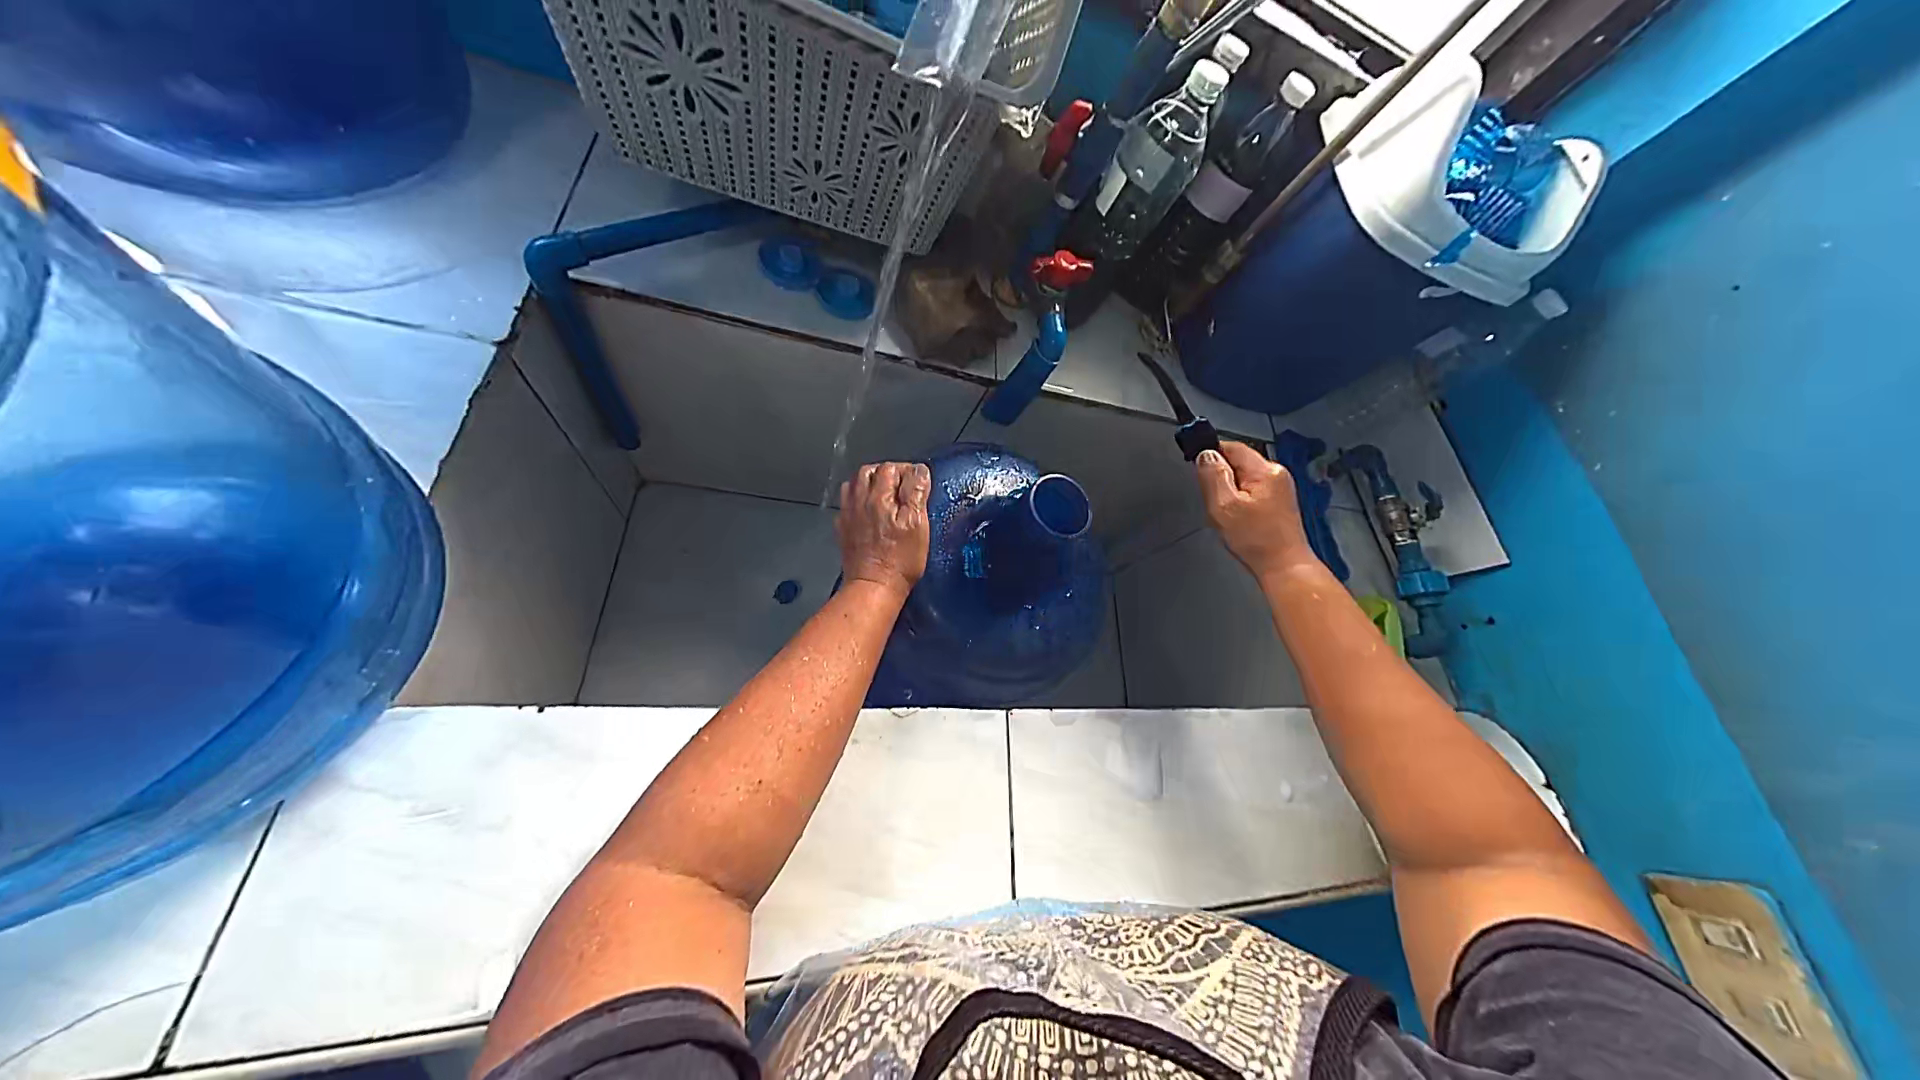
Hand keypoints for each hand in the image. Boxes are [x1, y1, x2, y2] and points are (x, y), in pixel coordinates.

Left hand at [837, 462, 931, 599]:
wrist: (874, 587)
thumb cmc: (899, 560)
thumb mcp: (917, 524)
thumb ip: (916, 493)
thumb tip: (918, 471)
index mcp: (879, 497)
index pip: (891, 468)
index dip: (907, 471)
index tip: (917, 482)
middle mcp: (859, 501)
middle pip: (869, 472)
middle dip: (886, 473)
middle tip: (901, 485)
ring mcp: (848, 515)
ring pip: (854, 485)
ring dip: (869, 484)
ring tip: (884, 495)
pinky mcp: (843, 529)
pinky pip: (848, 504)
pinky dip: (859, 501)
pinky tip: (869, 511)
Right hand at [1196, 441, 1316, 581]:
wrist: (1283, 566)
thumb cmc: (1257, 540)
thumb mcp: (1224, 506)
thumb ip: (1212, 476)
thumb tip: (1206, 454)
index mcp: (1265, 471)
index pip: (1232, 447)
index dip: (1211, 455)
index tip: (1198, 469)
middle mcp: (1276, 474)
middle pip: (1237, 463)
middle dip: (1220, 479)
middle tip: (1215, 503)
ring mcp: (1279, 489)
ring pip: (1243, 479)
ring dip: (1229, 493)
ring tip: (1229, 515)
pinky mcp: (1278, 502)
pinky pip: (1251, 492)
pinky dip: (1239, 503)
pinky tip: (1238, 521)